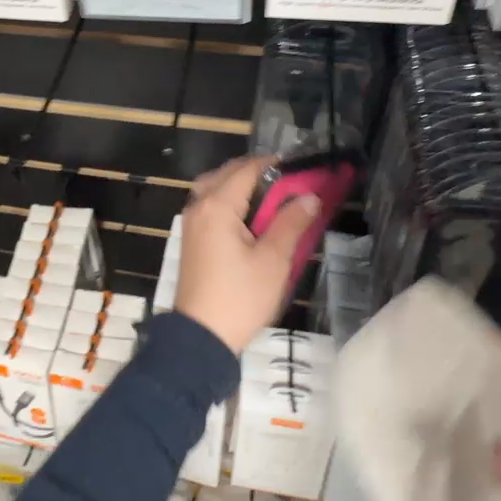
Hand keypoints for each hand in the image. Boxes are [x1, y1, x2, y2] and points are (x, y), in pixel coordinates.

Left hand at [176, 157, 320, 353]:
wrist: (201, 335)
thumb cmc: (240, 297)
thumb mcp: (273, 261)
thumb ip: (290, 224)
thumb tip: (308, 197)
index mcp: (217, 207)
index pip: (246, 171)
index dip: (273, 165)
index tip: (299, 167)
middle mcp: (198, 208)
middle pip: (226, 174)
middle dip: (256, 172)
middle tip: (288, 181)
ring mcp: (191, 224)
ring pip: (213, 189)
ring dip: (240, 185)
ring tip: (271, 198)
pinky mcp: (192, 240)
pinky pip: (209, 206)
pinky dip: (229, 201)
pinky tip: (250, 218)